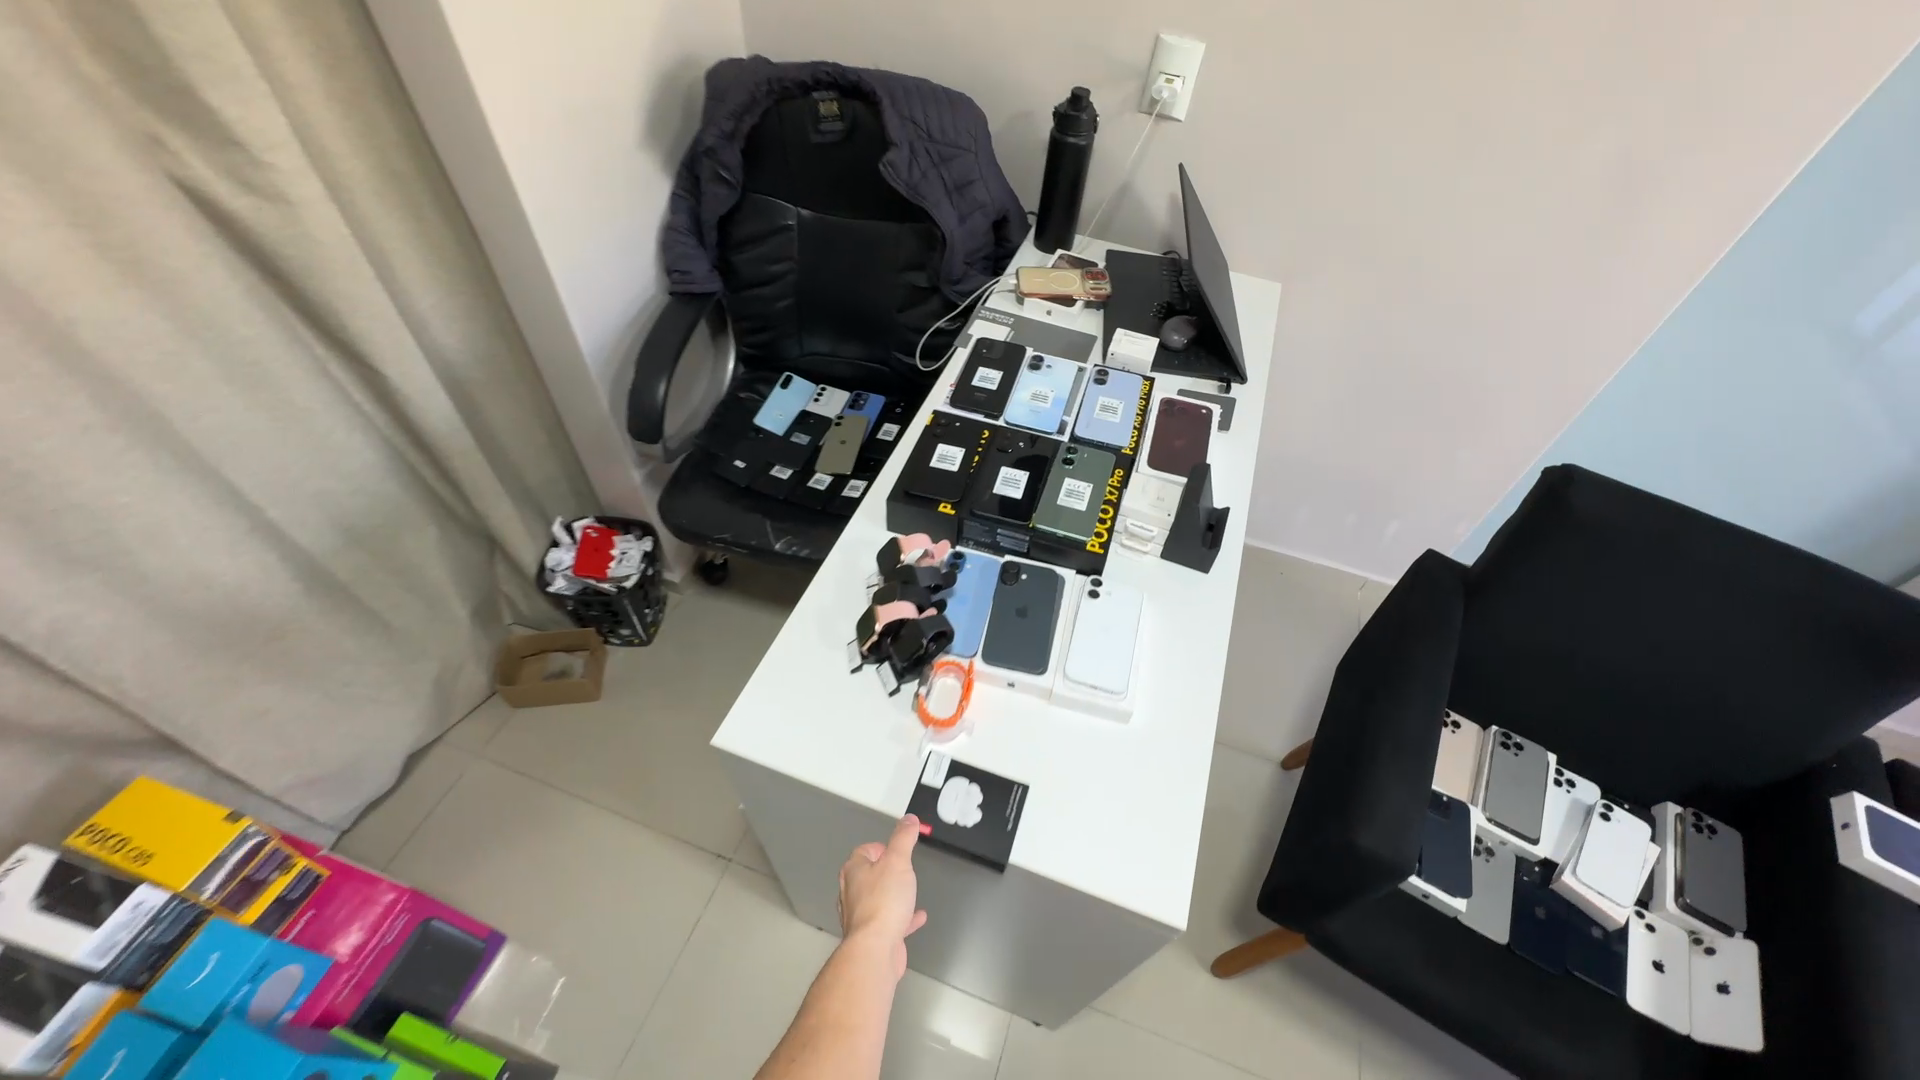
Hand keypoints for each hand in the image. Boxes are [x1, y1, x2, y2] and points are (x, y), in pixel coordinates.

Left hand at [839, 815, 928, 978]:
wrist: (875, 949)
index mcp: (854, 871)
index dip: (879, 848)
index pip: (863, 851)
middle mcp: (852, 892)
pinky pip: (888, 921)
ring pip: (876, 899)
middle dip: (883, 871)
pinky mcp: (871, 936)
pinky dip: (902, 917)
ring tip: (906, 891)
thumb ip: (904, 838)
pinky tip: (916, 917)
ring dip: (891, 895)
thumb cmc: (883, 902)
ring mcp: (860, 916)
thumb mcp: (898, 861)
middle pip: (867, 876)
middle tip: (900, 868)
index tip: (893, 849)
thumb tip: (908, 819)